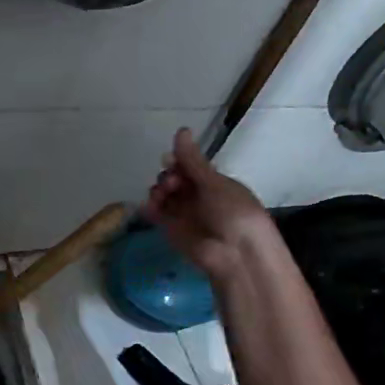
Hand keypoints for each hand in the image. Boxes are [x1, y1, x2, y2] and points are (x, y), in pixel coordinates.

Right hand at [145, 127, 271, 278]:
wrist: (235, 254)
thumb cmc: (233, 213)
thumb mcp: (214, 183)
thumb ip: (192, 160)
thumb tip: (181, 129)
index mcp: (214, 183)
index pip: (189, 166)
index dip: (177, 161)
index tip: (170, 160)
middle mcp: (198, 196)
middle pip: (173, 178)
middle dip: (167, 177)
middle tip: (171, 184)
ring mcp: (183, 213)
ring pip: (162, 194)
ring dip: (158, 191)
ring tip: (160, 196)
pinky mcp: (171, 229)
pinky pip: (155, 213)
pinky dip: (149, 208)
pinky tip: (148, 206)